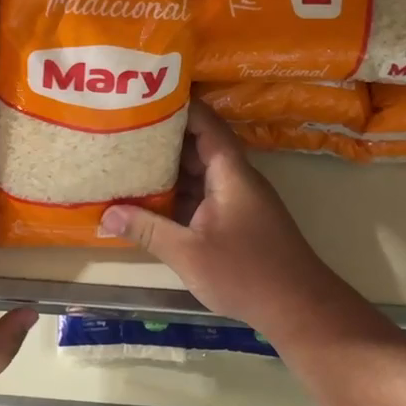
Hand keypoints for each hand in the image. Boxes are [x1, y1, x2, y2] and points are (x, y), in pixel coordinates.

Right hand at [98, 103, 341, 326]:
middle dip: (162, 137)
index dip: (178, 106)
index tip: (143, 96)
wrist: (300, 309)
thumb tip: (105, 214)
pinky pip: (202, 194)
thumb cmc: (247, 274)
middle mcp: (236, 179)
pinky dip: (177, 193)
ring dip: (167, 168)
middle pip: (197, 146)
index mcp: (230, 173)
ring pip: (198, 173)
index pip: (205, 124)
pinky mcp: (236, 220)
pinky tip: (148, 199)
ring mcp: (238, 200)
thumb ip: (147, 229)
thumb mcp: (188, 253)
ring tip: (125, 159)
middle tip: (121, 129)